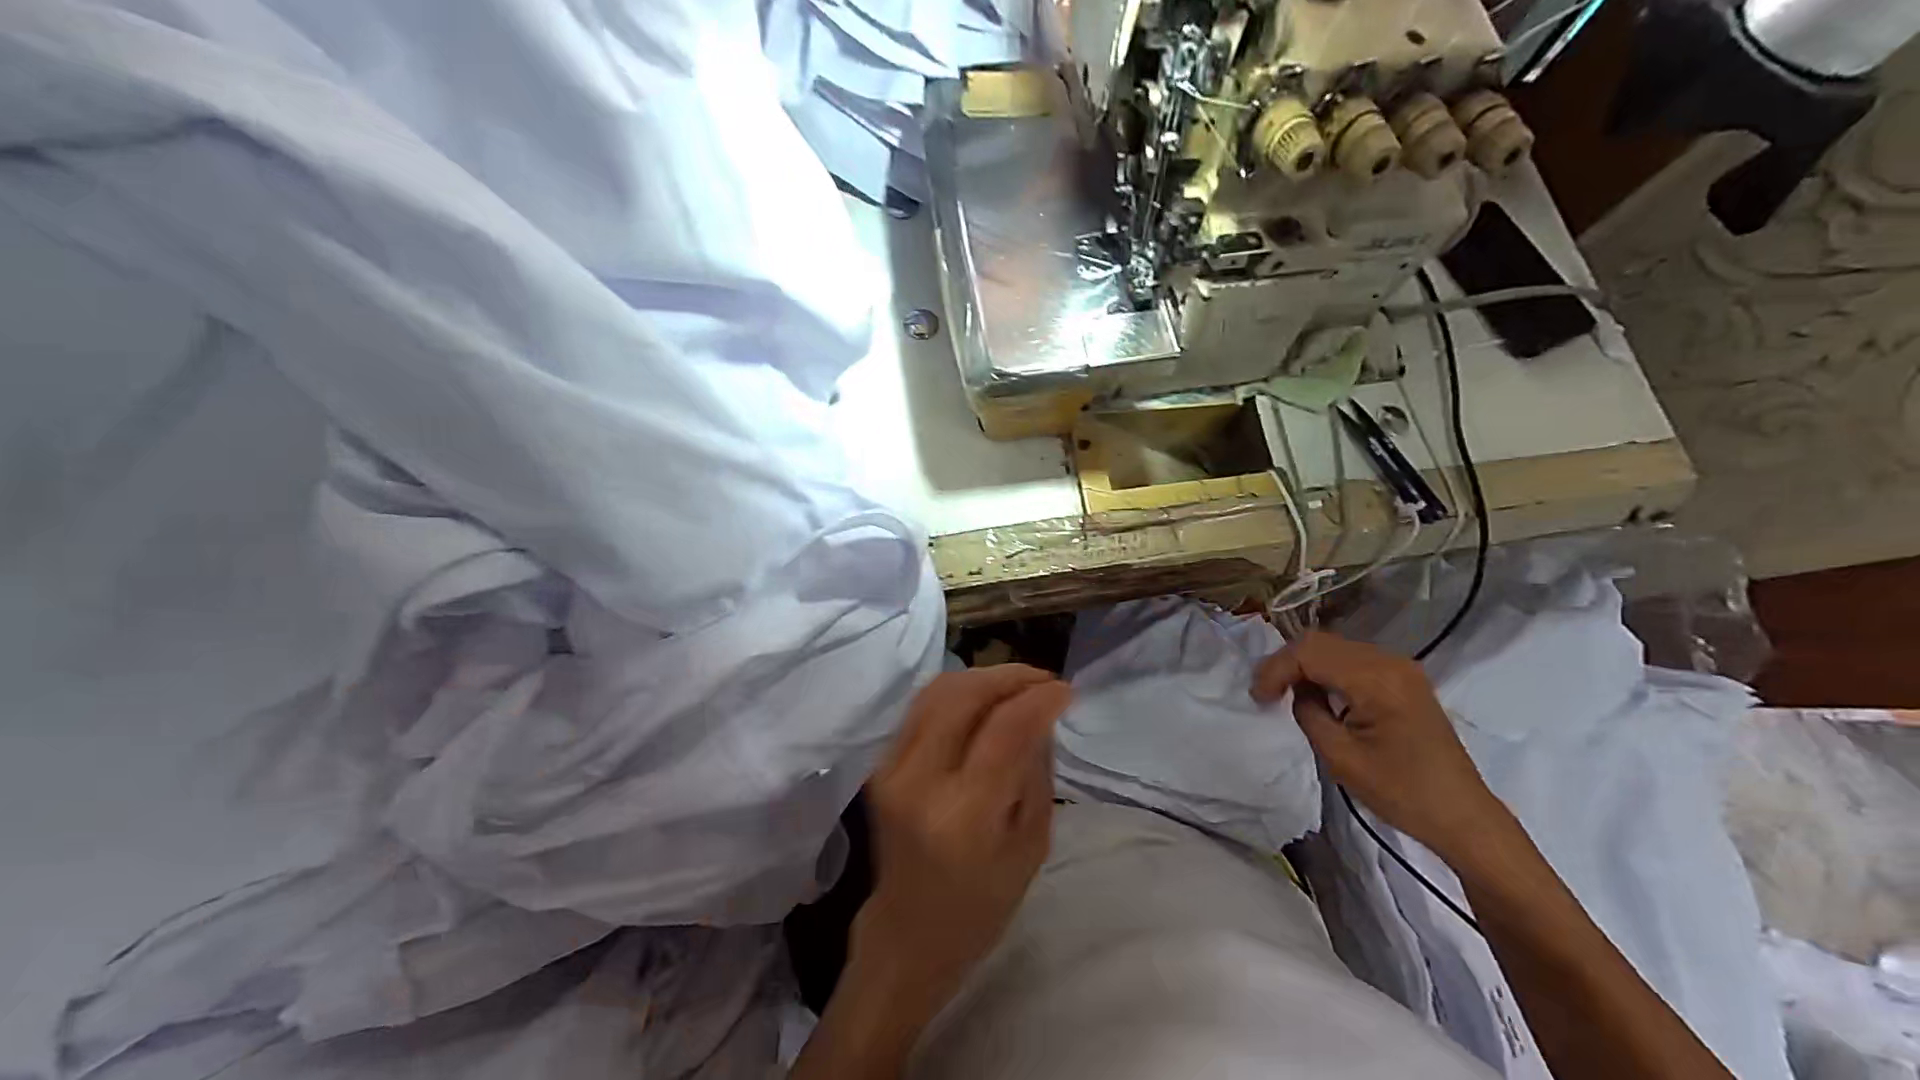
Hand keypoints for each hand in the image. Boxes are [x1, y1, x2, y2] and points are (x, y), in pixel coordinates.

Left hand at [851, 664, 1071, 1023]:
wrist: (910, 929)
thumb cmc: (983, 901)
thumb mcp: (1032, 844)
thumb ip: (1035, 771)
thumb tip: (1040, 714)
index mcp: (963, 816)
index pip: (1004, 730)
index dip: (1039, 699)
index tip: (1066, 691)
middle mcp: (919, 782)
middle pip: (964, 696)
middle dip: (1011, 676)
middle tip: (1045, 680)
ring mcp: (891, 769)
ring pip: (937, 691)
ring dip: (984, 677)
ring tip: (1020, 683)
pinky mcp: (880, 763)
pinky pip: (921, 706)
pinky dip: (959, 691)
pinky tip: (987, 698)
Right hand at [1252, 631, 1508, 861]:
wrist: (1462, 817)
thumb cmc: (1400, 792)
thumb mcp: (1340, 756)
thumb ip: (1309, 712)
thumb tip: (1296, 691)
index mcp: (1377, 679)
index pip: (1309, 653)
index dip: (1275, 669)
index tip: (1258, 697)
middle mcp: (1390, 662)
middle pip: (1320, 642)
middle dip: (1286, 663)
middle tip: (1265, 692)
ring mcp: (1400, 668)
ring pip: (1334, 647)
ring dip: (1304, 665)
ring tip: (1283, 692)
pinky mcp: (1403, 679)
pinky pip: (1353, 660)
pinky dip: (1326, 670)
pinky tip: (1315, 692)